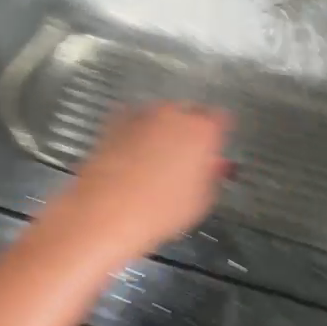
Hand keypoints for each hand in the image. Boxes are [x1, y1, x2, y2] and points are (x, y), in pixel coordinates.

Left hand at [46, 103, 231, 263]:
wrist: (104, 212)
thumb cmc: (159, 211)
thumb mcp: (201, 200)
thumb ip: (212, 175)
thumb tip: (214, 166)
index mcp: (203, 129)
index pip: (221, 119)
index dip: (219, 134)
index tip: (215, 148)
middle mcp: (174, 114)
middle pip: (190, 114)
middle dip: (190, 131)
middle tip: (186, 159)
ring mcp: (143, 115)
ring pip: (161, 117)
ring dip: (163, 132)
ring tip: (157, 164)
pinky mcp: (116, 121)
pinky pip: (135, 124)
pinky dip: (138, 135)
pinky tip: (133, 160)